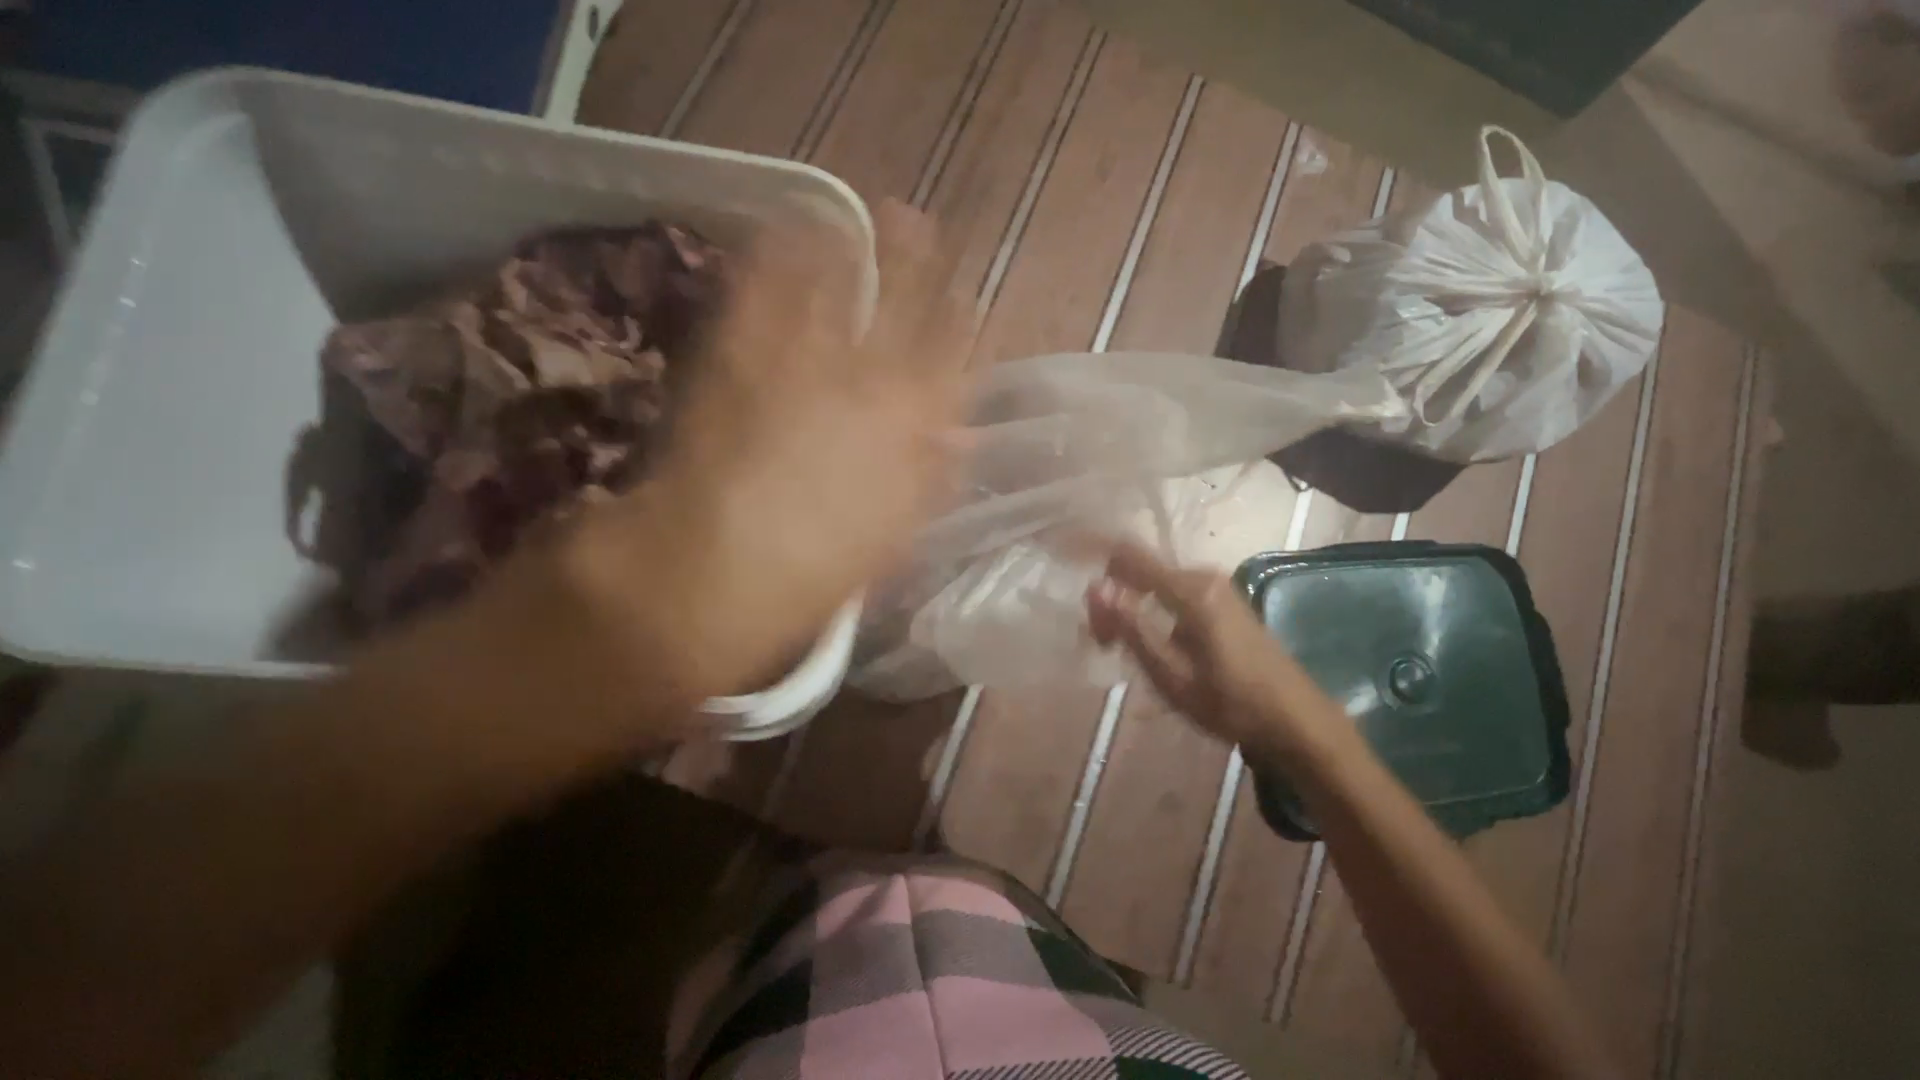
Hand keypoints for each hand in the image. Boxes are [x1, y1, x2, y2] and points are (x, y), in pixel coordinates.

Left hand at [556, 200, 973, 706]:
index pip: (956, 356)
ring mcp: (806, 355)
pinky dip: (783, 254)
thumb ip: (931, 477)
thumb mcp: (893, 535)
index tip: (966, 300)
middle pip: (910, 305)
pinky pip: (770, 287)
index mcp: (917, 427)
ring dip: (863, 248)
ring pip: (845, 285)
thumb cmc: (815, 571)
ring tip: (870, 215)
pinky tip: (789, 229)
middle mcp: (873, 377)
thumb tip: (957, 436)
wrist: (712, 567)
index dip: (962, 320)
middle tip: (923, 225)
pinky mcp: (741, 348)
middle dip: (923, 263)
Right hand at [1087, 540, 1329, 759]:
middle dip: (1108, 594)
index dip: (1088, 547)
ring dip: (1127, 605)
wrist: (1296, 721)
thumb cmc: (1232, 704)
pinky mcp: (1222, 603)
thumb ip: (1132, 628)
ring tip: (1116, 649)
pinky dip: (1149, 610)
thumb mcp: (1172, 675)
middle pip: (1138, 568)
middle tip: (1098, 642)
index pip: (1127, 554)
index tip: (1055, 548)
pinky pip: (1172, 593)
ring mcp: (1216, 588)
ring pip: (1153, 582)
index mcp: (1190, 590)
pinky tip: (1147, 645)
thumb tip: (1094, 587)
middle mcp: (1202, 577)